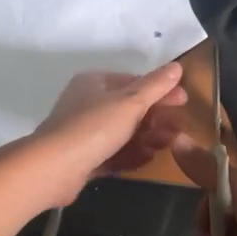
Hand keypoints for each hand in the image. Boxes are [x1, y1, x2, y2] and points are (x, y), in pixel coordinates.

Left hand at [28, 63, 187, 206]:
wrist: (53, 169)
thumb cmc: (94, 127)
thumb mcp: (130, 102)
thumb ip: (155, 86)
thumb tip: (176, 66)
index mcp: (94, 83)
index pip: (133, 82)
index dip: (160, 91)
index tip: (183, 101)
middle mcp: (86, 104)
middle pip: (128, 108)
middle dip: (156, 117)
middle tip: (180, 127)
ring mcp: (82, 133)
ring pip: (122, 132)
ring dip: (147, 136)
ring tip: (169, 144)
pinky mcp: (81, 159)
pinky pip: (112, 153)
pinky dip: (130, 154)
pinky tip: (148, 159)